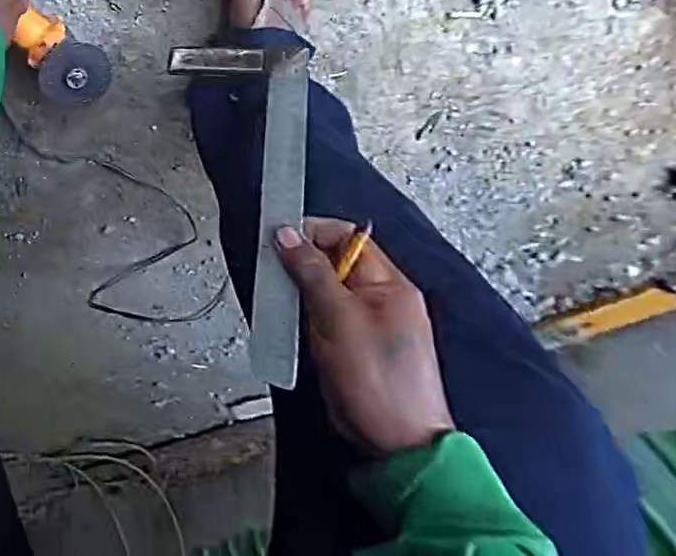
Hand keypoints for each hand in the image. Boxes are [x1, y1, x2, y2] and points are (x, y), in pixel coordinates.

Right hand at [275, 217, 455, 455]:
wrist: (395, 444)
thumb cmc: (380, 384)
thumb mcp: (338, 316)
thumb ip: (311, 271)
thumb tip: (288, 234)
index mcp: (390, 285)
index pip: (346, 236)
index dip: (311, 232)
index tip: (280, 241)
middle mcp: (380, 298)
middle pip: (330, 259)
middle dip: (300, 264)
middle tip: (280, 277)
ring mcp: (365, 320)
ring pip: (321, 286)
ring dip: (299, 291)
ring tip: (288, 307)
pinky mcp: (350, 340)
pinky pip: (320, 311)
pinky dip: (302, 312)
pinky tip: (295, 325)